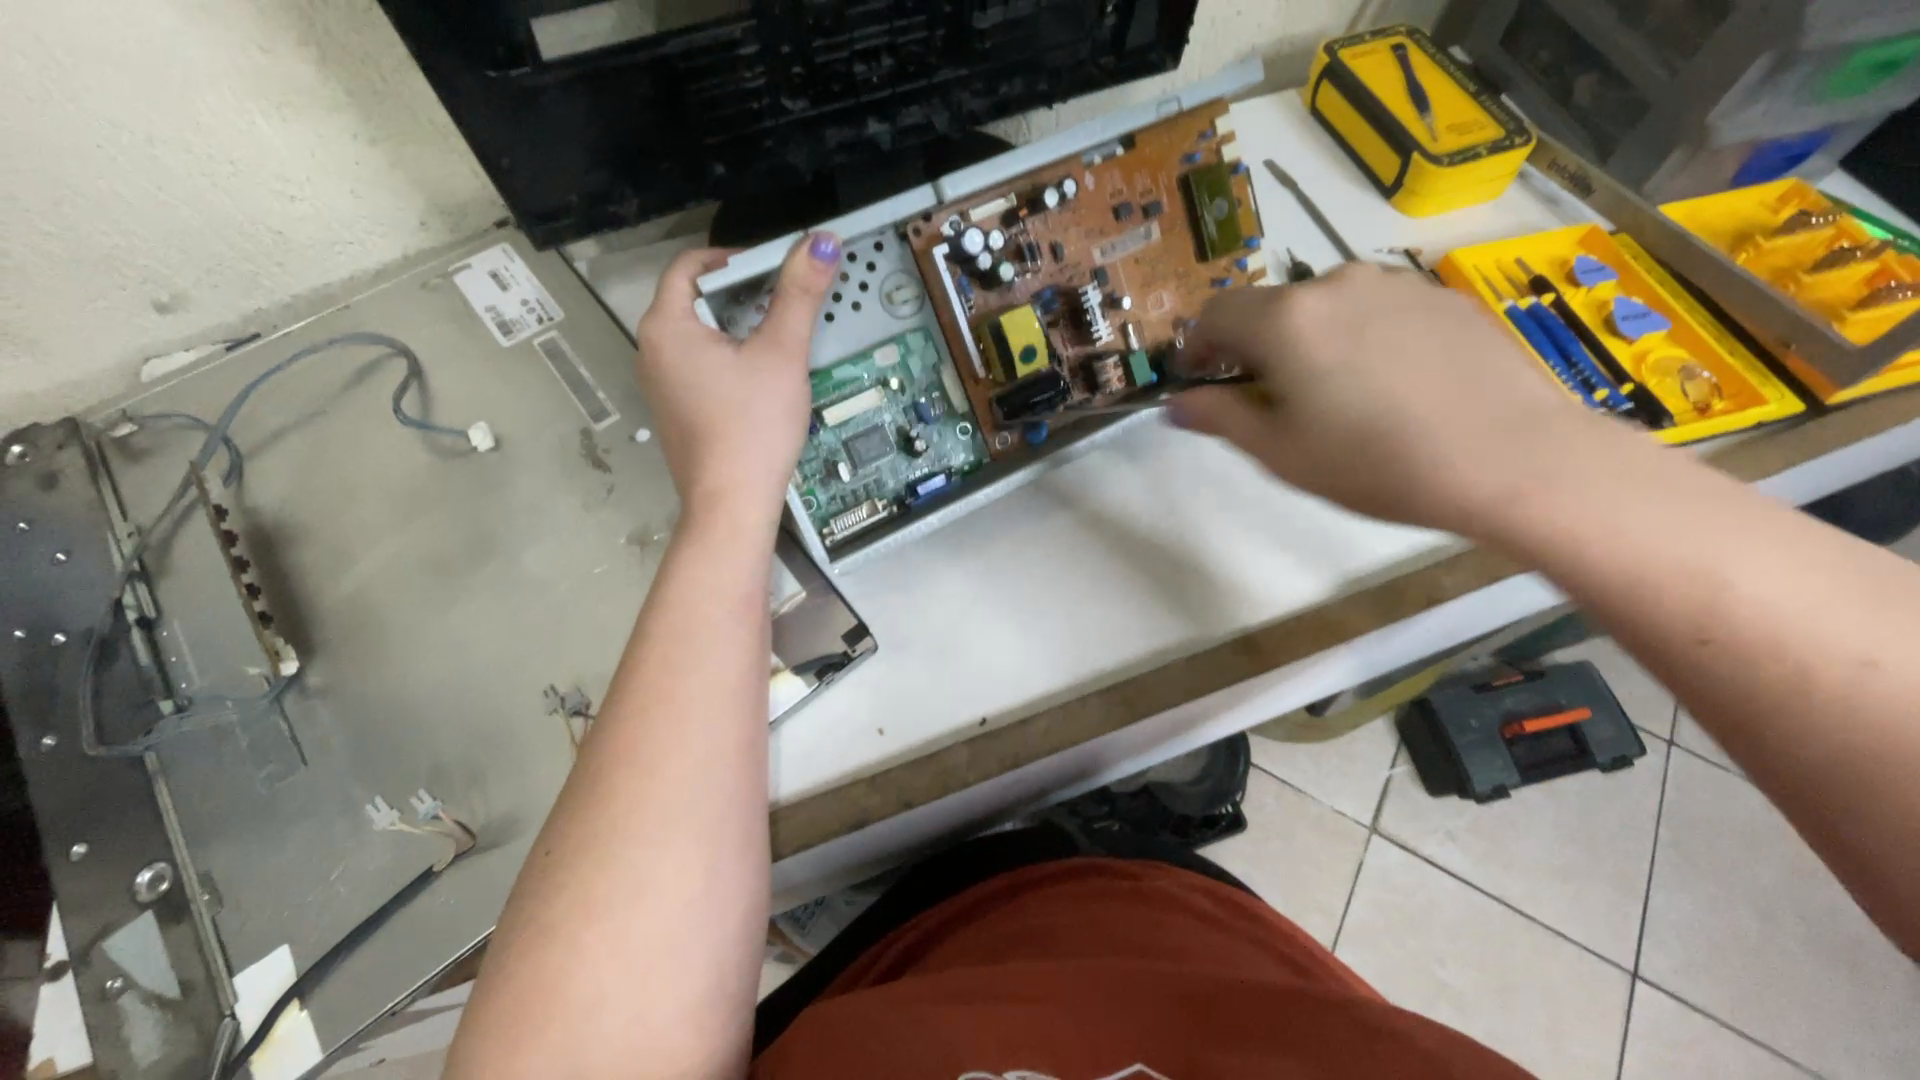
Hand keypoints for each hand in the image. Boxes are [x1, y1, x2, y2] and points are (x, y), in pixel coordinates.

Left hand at [634, 234, 840, 531]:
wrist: (731, 503)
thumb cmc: (753, 424)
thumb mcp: (781, 353)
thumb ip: (799, 294)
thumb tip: (823, 240)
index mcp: (666, 325)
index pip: (691, 265)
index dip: (733, 257)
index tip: (774, 267)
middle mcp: (652, 350)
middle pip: (693, 299)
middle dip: (739, 292)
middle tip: (784, 299)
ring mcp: (659, 384)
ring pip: (697, 335)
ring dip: (735, 325)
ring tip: (779, 334)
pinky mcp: (675, 411)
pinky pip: (698, 366)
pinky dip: (727, 356)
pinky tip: (761, 376)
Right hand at [1167, 262, 1614, 536]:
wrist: (1514, 457)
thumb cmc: (1376, 463)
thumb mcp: (1281, 453)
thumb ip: (1220, 418)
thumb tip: (1176, 402)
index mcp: (1285, 319)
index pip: (1214, 313)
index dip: (1195, 345)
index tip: (1196, 378)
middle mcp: (1334, 284)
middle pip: (1273, 308)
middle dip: (1256, 347)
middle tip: (1269, 400)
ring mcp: (1395, 284)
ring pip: (1329, 308)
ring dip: (1312, 341)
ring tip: (1338, 396)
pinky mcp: (1442, 298)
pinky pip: (1380, 312)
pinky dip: (1364, 339)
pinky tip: (1392, 388)